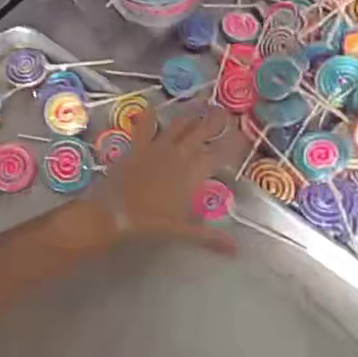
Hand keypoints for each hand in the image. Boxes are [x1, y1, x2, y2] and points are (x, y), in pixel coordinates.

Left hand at [82, 103, 239, 254]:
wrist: (113, 212)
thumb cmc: (150, 222)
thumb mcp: (182, 230)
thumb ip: (209, 236)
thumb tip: (235, 250)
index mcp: (193, 172)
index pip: (219, 154)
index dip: (233, 144)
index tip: (244, 136)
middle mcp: (179, 154)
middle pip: (202, 132)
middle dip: (215, 121)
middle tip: (226, 112)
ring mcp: (157, 147)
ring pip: (179, 125)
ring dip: (191, 116)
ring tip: (201, 107)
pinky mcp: (137, 146)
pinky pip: (144, 127)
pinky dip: (148, 116)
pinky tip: (150, 106)